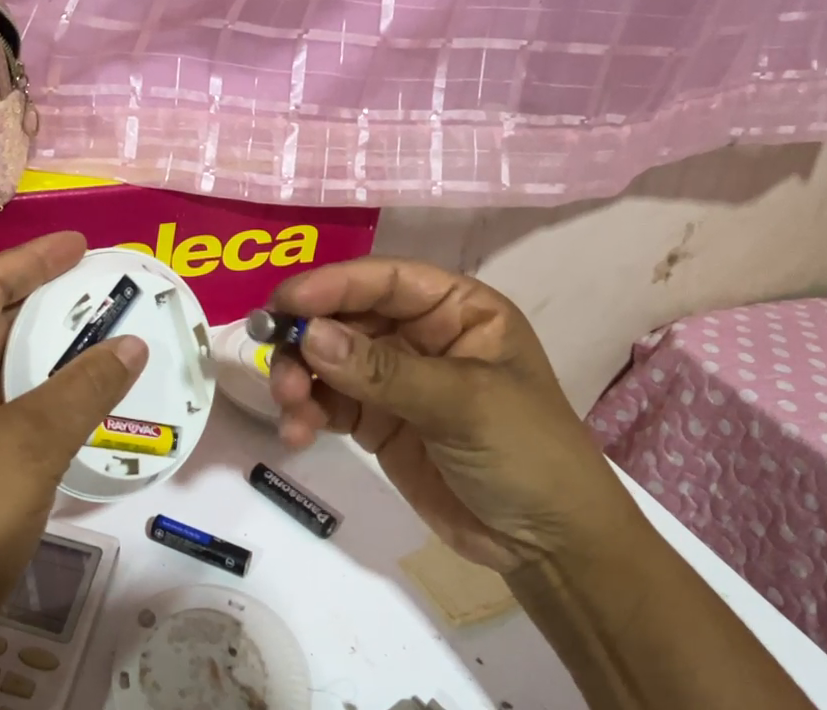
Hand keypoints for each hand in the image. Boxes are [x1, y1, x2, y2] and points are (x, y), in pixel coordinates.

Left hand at [0, 232, 145, 709]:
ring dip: (43, 351)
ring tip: (100, 330)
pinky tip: (74, 392)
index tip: (83, 243)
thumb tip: (133, 345)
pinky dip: (34, 392)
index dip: (36, 259)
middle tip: (103, 286)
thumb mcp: (29, 447)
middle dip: (45, 303)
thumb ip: (84, 389)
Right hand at [268, 258, 637, 572]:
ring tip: (291, 409)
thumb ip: (383, 371)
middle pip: (346, 317)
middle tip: (277, 366)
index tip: (285, 303)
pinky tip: (297, 434)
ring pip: (329, 359)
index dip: (333, 285)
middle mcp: (420, 334)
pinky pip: (329, 402)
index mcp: (457, 309)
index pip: (385, 280)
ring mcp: (395, 379)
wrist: (548, 547)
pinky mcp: (377, 421)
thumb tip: (309, 335)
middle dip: (308, 339)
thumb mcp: (463, 404)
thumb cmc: (527, 453)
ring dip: (301, 378)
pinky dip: (307, 412)